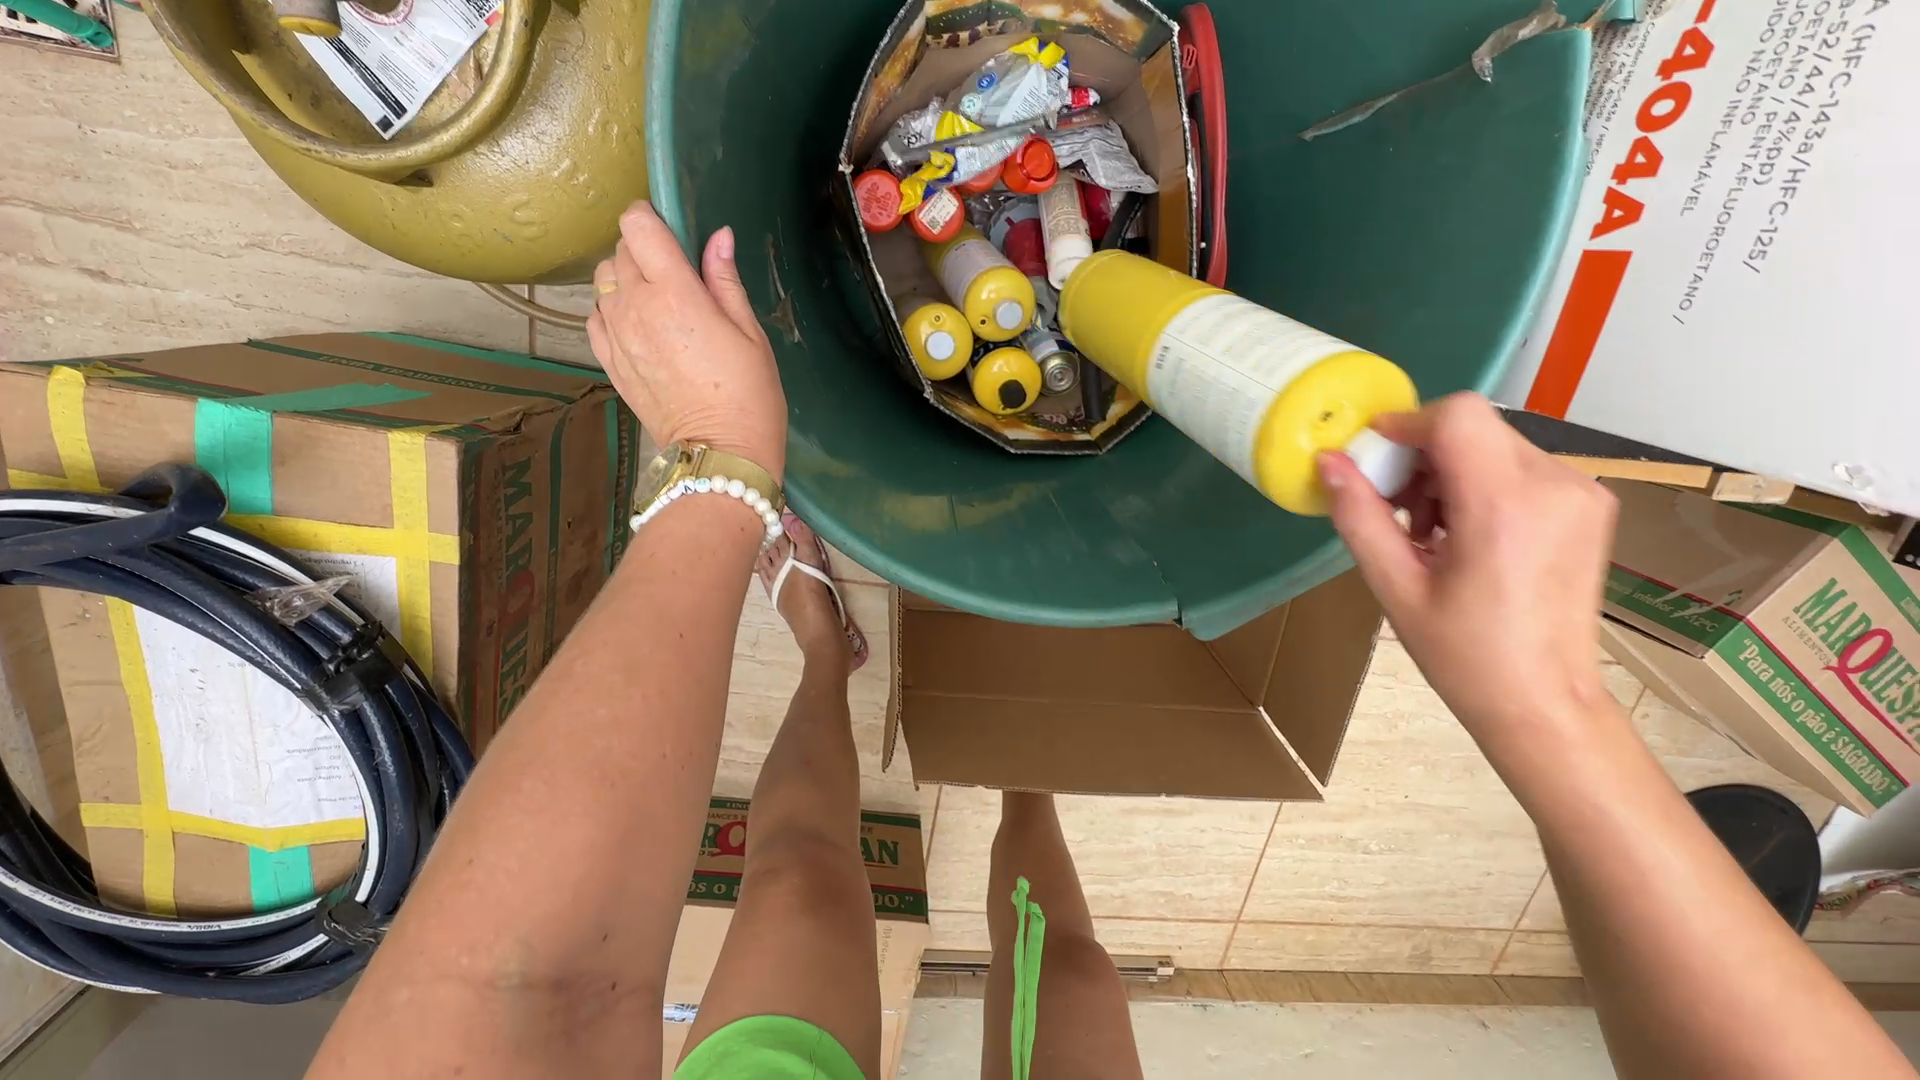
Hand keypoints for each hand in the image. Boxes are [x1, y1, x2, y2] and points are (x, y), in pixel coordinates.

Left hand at [587, 203, 787, 479]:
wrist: (720, 455)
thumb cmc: (748, 396)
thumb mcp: (750, 333)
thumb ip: (725, 280)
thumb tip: (718, 237)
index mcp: (674, 293)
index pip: (637, 225)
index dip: (652, 218)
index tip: (673, 232)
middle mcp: (635, 307)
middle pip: (620, 250)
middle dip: (644, 250)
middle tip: (677, 274)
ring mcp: (616, 336)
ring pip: (603, 281)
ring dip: (625, 279)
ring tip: (657, 302)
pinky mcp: (609, 362)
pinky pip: (596, 317)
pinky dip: (612, 310)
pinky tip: (640, 326)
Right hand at [1317, 394, 1620, 765]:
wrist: (1546, 702)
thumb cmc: (1464, 655)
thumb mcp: (1395, 588)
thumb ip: (1360, 516)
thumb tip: (1330, 462)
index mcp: (1505, 505)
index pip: (1457, 416)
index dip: (1406, 424)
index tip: (1374, 458)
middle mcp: (1554, 485)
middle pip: (1474, 428)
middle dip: (1422, 455)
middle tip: (1394, 507)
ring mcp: (1580, 492)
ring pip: (1494, 444)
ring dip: (1449, 472)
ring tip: (1428, 531)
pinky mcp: (1590, 504)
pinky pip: (1520, 467)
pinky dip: (1480, 484)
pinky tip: (1463, 534)